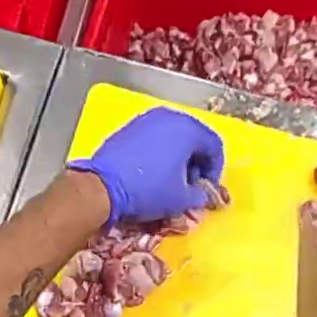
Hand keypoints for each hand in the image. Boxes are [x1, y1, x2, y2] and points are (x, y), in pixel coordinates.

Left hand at [67, 107, 224, 224]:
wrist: (102, 187)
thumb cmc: (147, 191)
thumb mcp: (180, 200)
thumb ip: (198, 196)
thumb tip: (200, 196)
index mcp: (188, 128)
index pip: (214, 146)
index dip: (215, 171)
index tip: (206, 191)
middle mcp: (168, 117)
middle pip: (192, 140)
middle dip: (194, 165)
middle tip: (188, 188)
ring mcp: (145, 120)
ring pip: (171, 140)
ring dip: (175, 161)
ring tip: (168, 184)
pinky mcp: (127, 130)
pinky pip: (152, 141)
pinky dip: (157, 157)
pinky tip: (149, 177)